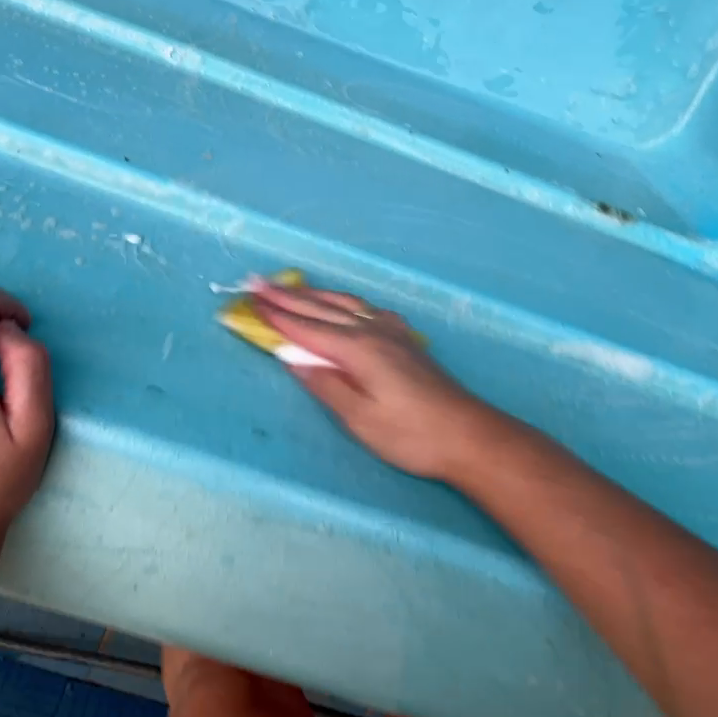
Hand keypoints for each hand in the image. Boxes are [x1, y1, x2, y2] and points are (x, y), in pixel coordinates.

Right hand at [253, 284, 506, 479]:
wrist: (468, 434)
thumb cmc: (411, 435)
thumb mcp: (360, 418)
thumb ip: (325, 384)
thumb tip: (292, 357)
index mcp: (357, 349)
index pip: (306, 328)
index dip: (276, 314)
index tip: (249, 299)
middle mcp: (372, 331)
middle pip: (321, 308)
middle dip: (286, 295)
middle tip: (256, 281)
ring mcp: (391, 332)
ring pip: (344, 304)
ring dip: (313, 294)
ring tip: (289, 287)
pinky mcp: (404, 340)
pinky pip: (365, 309)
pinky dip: (342, 302)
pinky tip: (344, 306)